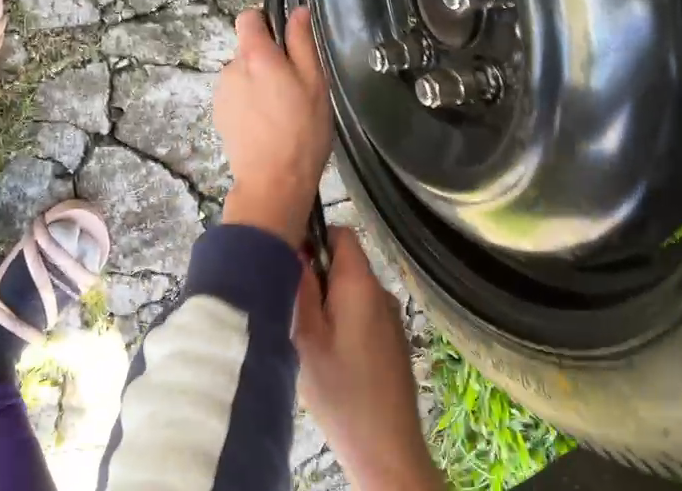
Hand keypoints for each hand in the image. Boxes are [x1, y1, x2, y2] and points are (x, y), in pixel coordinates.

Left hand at [216, 6, 332, 245]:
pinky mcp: (219, 114)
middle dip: (268, 59)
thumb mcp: (314, 83)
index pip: (248, 17)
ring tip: (283, 111)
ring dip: (259, 83)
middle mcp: (231, 68)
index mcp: (255, 55)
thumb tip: (299, 11)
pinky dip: (250, 102)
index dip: (265, 21)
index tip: (284, 38)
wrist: (272, 181)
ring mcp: (222, 92)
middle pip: (248, 49)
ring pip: (243, 74)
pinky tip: (268, 125)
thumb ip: (302, 42)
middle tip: (294, 86)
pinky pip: (236, 95)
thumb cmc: (302, 131)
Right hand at [294, 228, 439, 490]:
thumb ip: (301, 288)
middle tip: (290, 302)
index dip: (313, 237)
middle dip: (316, 273)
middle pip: (345, 262)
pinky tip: (328, 352)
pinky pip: (362, 313)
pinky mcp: (393, 343)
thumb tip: (293, 249)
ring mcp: (391, 319)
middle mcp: (381, 293)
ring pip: (352, 290)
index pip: (340, 233)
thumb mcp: (306, 335)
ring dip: (328, 300)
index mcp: (360, 285)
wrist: (386, 449)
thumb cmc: (340, 389)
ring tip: (305, 331)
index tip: (288, 261)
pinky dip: (342, 320)